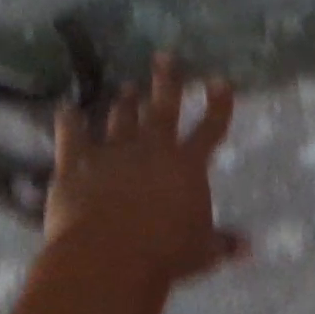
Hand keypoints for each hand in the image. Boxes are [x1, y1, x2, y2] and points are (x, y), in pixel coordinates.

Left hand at [46, 54, 246, 283]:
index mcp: (187, 164)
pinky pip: (72, 137)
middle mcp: (153, 149)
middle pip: (163, 108)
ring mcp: (113, 153)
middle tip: (164, 56)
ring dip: (124, 102)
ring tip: (126, 87)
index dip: (218, 103)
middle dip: (166, 81)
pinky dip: (69, 122)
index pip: (210, 127)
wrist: (108, 256)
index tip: (220, 81)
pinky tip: (65, 108)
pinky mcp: (77, 164)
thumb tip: (249, 250)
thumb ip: (222, 243)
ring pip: (120, 119)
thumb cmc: (164, 253)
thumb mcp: (202, 251)